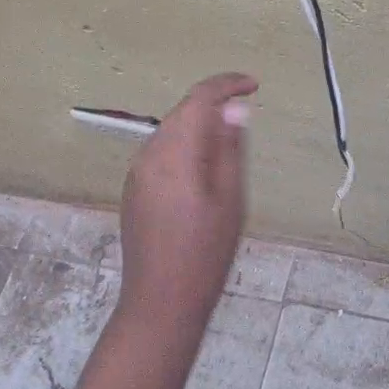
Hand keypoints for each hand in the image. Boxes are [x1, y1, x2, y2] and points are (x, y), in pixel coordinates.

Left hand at [72, 72, 256, 388]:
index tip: (254, 85)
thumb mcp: (231, 197)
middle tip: (247, 108)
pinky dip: (186, 144)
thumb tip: (233, 107)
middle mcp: (149, 156)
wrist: (160, 304)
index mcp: (174, 154)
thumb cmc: (205, 251)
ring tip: (231, 137)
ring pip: (172, 131)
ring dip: (200, 123)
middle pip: (183, 112)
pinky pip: (162, 152)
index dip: (227, 84)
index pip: (199, 98)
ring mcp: (137, 175)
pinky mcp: (134, 192)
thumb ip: (230, 147)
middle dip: (215, 102)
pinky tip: (204, 165)